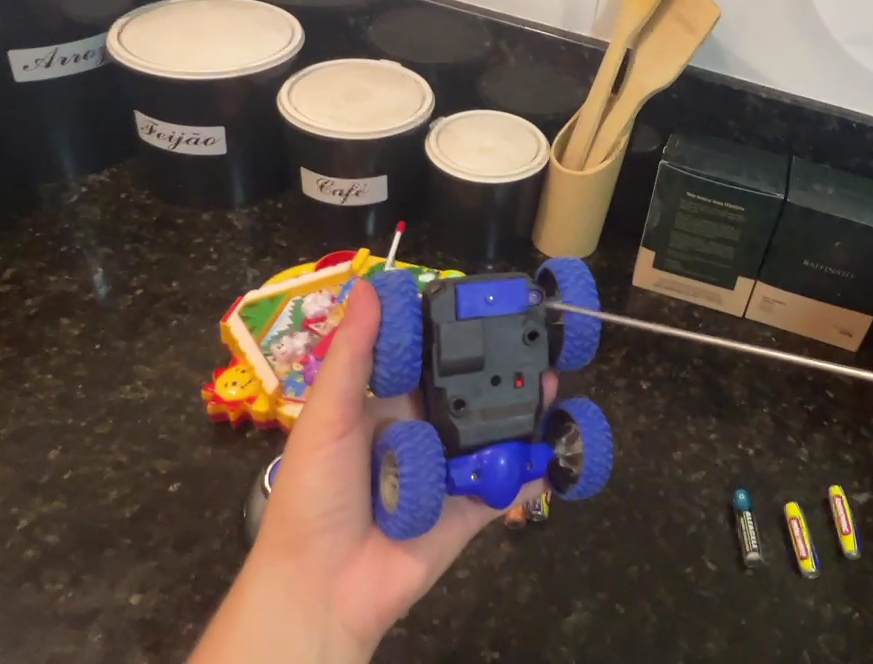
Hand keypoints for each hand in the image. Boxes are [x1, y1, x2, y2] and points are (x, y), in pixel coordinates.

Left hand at [191, 279, 552, 662]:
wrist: (320, 590)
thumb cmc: (314, 495)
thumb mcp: (327, 417)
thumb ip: (355, 355)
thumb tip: (367, 284)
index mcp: (389, 406)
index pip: (429, 359)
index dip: (458, 333)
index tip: (491, 302)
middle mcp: (425, 432)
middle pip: (471, 394)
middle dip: (503, 370)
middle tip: (539, 341)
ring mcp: (451, 471)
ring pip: (495, 434)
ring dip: (525, 411)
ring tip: (553, 383)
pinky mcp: (470, 509)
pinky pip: (506, 484)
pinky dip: (532, 469)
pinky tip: (557, 448)